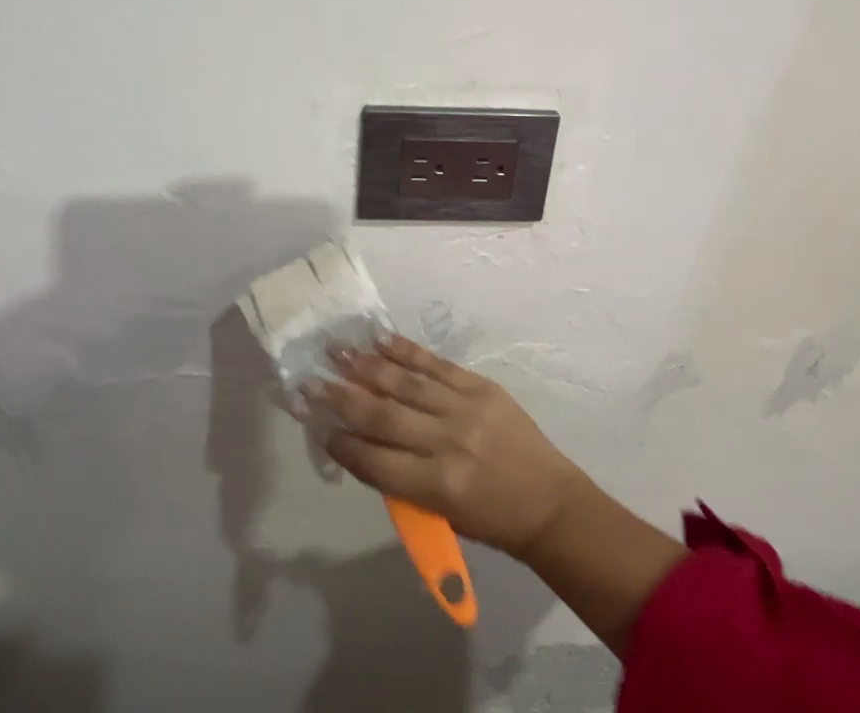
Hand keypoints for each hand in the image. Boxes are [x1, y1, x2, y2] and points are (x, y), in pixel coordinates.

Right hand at [304, 334, 591, 558]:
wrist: (549, 503)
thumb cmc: (489, 520)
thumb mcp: (438, 514)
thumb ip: (398, 481)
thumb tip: (356, 443)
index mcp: (436, 486)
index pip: (373, 460)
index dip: (339, 443)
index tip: (314, 424)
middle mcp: (448, 444)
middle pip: (382, 415)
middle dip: (340, 397)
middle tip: (310, 381)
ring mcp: (466, 411)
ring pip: (405, 383)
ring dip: (366, 365)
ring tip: (335, 349)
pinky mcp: (483, 388)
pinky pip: (437, 365)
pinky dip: (406, 350)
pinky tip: (380, 339)